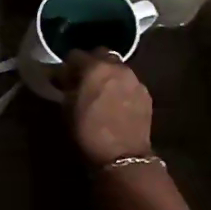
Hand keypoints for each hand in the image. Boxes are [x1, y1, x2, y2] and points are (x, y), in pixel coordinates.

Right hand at [61, 50, 152, 165]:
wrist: (122, 155)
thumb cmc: (89, 131)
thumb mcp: (67, 108)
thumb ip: (66, 87)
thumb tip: (64, 77)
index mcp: (95, 68)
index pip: (76, 54)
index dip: (68, 65)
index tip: (64, 77)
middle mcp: (117, 67)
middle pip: (101, 54)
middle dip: (91, 63)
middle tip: (84, 80)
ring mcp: (135, 79)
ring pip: (118, 68)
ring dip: (108, 74)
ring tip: (101, 92)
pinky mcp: (146, 94)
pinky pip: (129, 83)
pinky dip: (121, 87)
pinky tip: (116, 102)